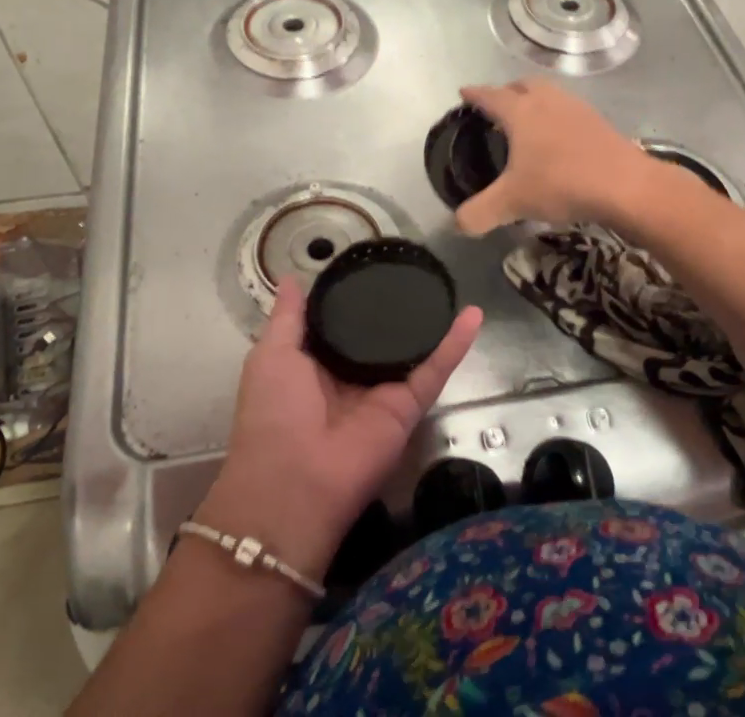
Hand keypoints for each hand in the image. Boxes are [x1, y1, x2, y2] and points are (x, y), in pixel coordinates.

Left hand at [201, 279, 483, 577]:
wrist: (295, 480)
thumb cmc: (273, 411)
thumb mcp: (271, 355)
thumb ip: (289, 318)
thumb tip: (292, 279)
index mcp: (314, 366)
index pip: (338, 326)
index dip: (352, 300)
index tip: (368, 266)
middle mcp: (350, 377)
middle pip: (379, 338)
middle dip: (394, 309)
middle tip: (413, 271)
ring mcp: (383, 392)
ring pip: (412, 351)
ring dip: (430, 323)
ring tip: (447, 285)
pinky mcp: (409, 407)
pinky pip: (434, 371)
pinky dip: (455, 345)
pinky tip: (473, 315)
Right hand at [454, 78, 659, 234]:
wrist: (626, 186)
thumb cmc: (561, 184)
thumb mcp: (513, 203)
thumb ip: (479, 213)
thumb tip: (458, 224)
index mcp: (521, 112)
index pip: (490, 96)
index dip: (474, 95)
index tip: (464, 93)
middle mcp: (548, 101)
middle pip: (523, 85)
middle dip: (507, 92)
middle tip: (497, 108)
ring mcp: (578, 109)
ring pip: (550, 95)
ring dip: (536, 103)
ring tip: (528, 124)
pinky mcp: (600, 124)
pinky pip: (570, 112)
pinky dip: (557, 119)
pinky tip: (558, 142)